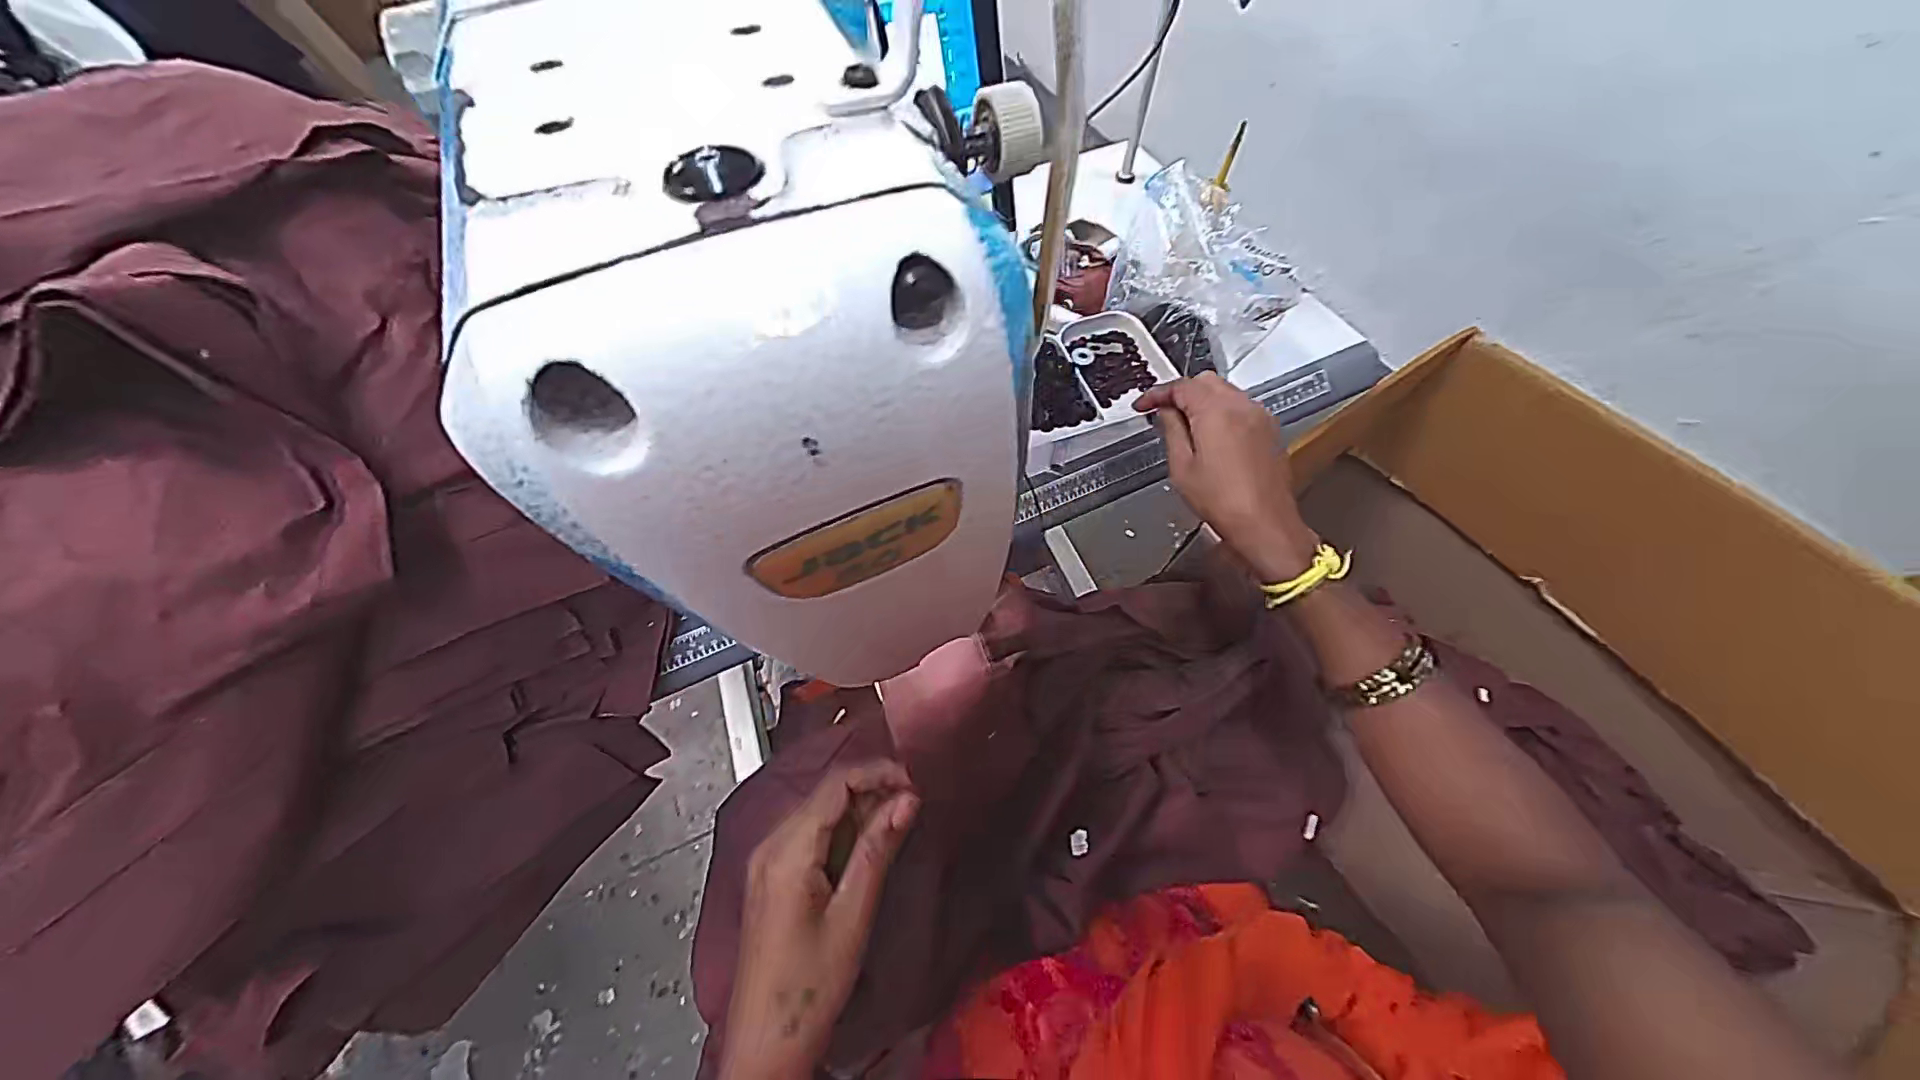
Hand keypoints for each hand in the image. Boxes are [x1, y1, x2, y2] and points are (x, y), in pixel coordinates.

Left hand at [719, 762, 920, 1079]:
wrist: (764, 1045)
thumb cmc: (806, 990)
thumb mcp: (852, 914)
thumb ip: (878, 848)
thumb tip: (906, 800)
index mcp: (787, 851)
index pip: (836, 784)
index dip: (877, 773)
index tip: (911, 781)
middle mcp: (770, 846)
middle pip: (826, 793)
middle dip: (872, 790)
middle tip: (911, 804)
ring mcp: (767, 861)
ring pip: (820, 812)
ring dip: (860, 810)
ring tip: (896, 823)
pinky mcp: (772, 876)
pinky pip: (812, 834)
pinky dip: (843, 831)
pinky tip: (867, 845)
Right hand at [1134, 373, 1319, 579]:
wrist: (1263, 522)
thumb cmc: (1224, 501)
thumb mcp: (1182, 467)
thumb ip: (1172, 430)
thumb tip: (1166, 412)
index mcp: (1216, 412)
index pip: (1182, 386)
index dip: (1158, 393)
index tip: (1144, 404)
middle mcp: (1242, 407)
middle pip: (1206, 382)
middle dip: (1181, 392)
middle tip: (1162, 412)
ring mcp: (1259, 417)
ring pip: (1225, 391)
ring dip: (1202, 401)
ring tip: (1184, 426)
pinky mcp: (1269, 430)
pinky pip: (1241, 407)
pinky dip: (1222, 412)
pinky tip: (1210, 435)